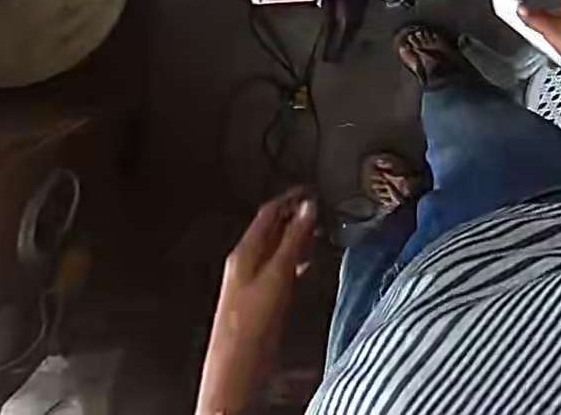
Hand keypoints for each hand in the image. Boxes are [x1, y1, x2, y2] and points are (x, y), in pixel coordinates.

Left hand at [196, 190, 317, 414]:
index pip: (269, 211)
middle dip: (298, 216)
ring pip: (279, 247)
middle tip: (322, 208)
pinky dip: (298, 258)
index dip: (291, 196)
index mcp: (244, 252)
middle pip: (274, 228)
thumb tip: (309, 206)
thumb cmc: (251, 325)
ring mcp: (254, 280)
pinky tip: (310, 262)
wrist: (238, 373)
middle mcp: (246, 262)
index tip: (313, 188)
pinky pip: (282, 266)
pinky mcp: (263, 297)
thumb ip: (294, 238)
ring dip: (300, 237)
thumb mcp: (278, 274)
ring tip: (322, 231)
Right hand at [519, 5, 560, 86]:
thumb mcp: (554, 31)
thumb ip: (537, 19)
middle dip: (545, 32)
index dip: (531, 15)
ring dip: (558, 45)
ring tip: (555, 54)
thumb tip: (522, 8)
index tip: (520, 17)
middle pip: (555, 21)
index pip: (544, 6)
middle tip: (538, 41)